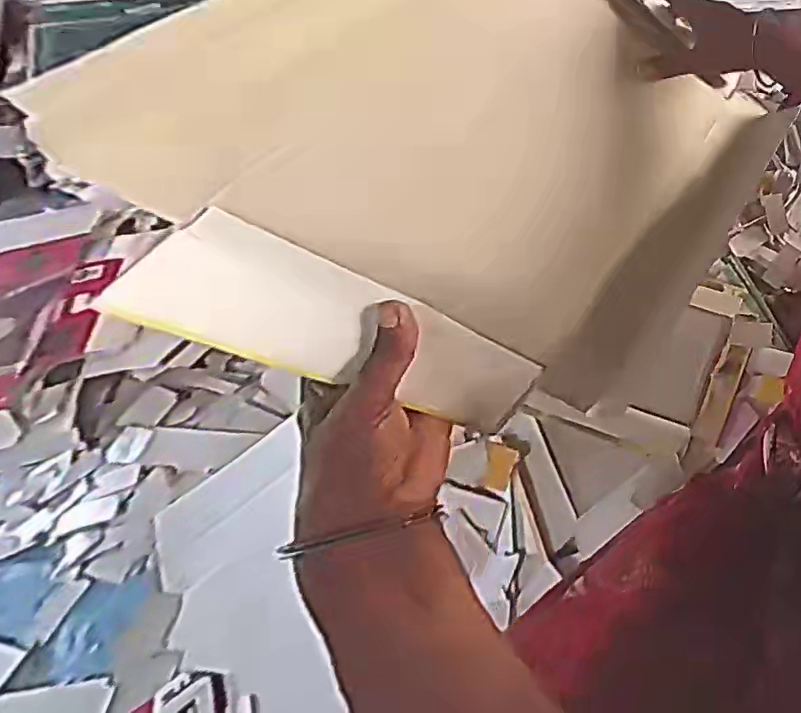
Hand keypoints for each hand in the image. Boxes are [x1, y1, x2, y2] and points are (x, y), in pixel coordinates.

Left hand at [296, 302, 452, 541]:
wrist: (383, 514)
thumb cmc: (342, 478)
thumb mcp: (360, 409)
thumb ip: (384, 361)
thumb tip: (393, 317)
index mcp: (330, 385)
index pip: (340, 339)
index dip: (355, 314)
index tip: (373, 286)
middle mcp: (366, 387)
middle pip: (387, 343)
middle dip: (402, 323)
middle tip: (419, 290)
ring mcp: (402, 397)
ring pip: (420, 358)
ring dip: (434, 342)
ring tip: (450, 309)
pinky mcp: (434, 406)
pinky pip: (451, 376)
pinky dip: (461, 364)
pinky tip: (470, 345)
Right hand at [639, 0, 800, 83]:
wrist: (768, 47)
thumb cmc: (736, 47)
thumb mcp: (696, 60)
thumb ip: (670, 65)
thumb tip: (646, 69)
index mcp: (695, 9)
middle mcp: (711, 8)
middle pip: (686, 1)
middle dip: (672, 6)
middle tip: (662, 11)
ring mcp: (728, 15)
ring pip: (703, 12)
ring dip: (692, 18)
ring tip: (685, 29)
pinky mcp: (740, 25)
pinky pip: (719, 23)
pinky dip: (709, 29)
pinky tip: (712, 43)